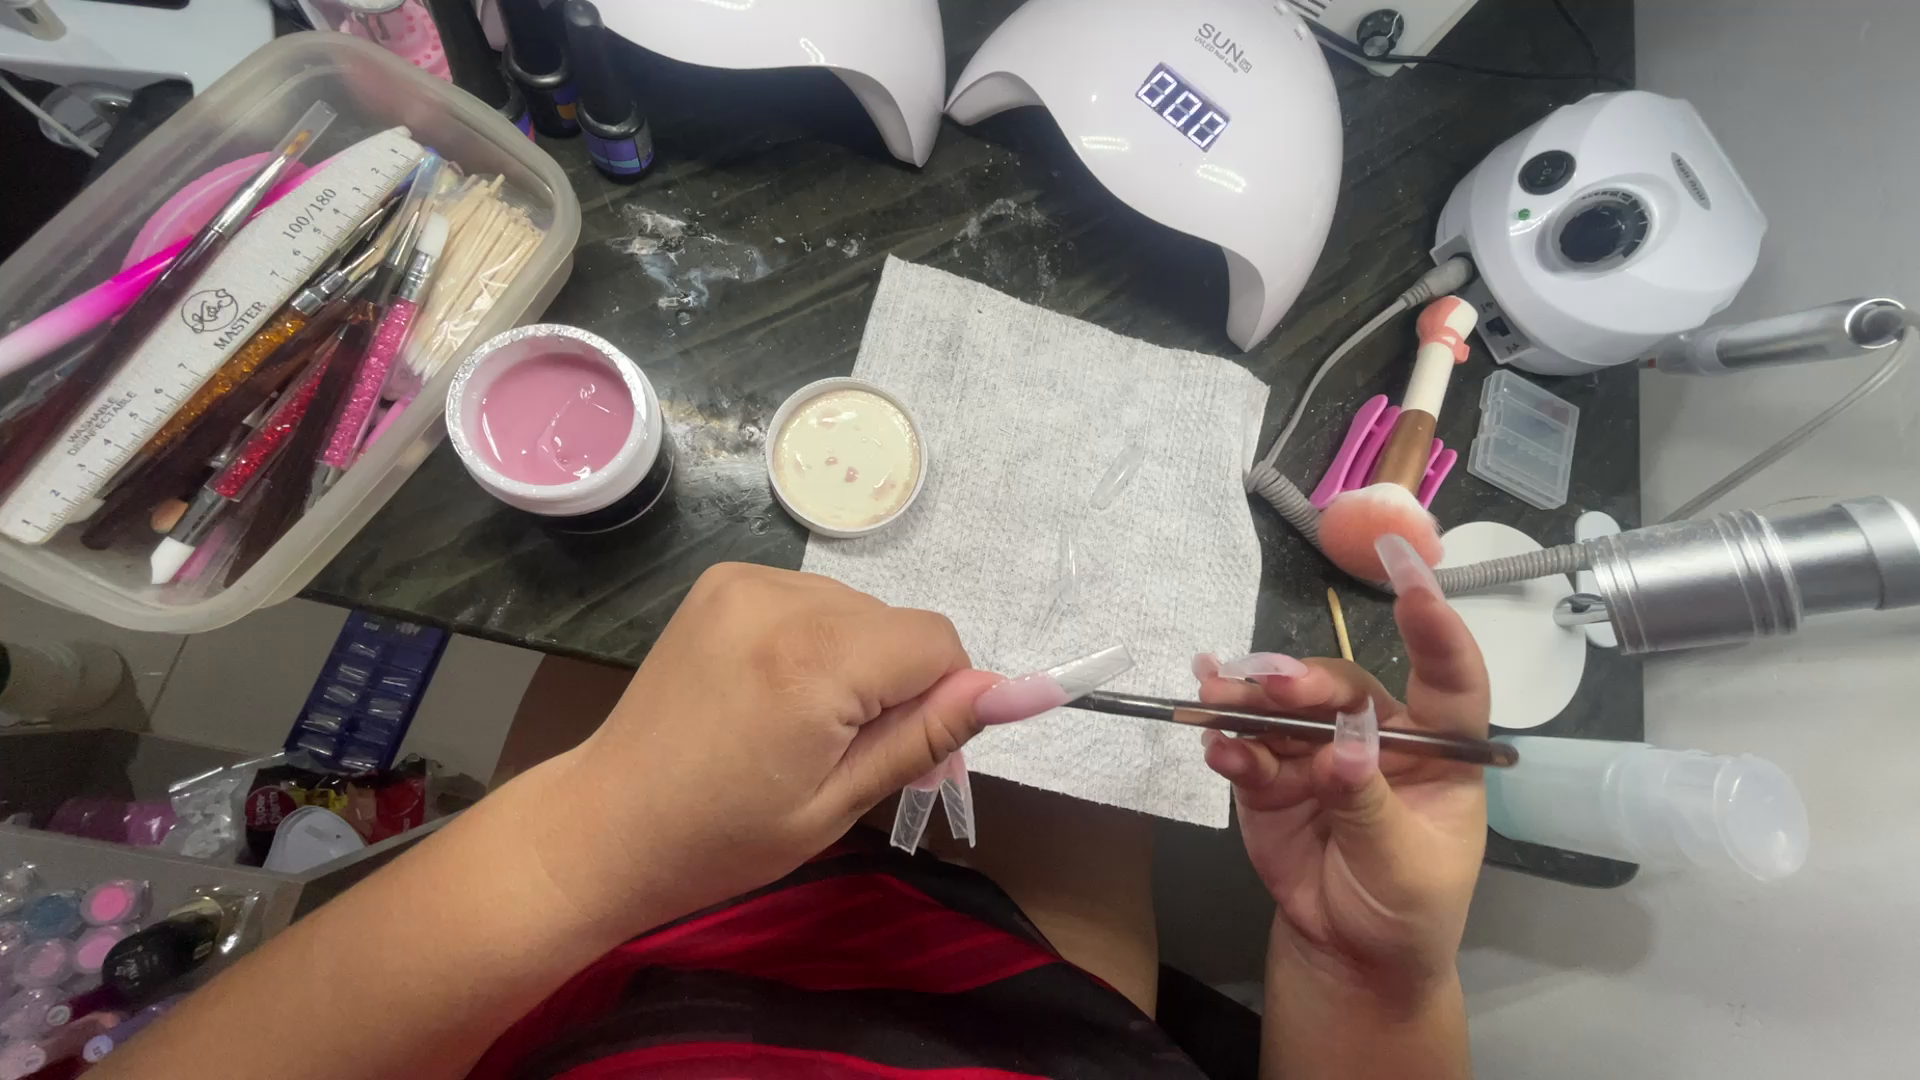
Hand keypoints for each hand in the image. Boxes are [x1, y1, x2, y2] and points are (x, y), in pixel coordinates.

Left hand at [522, 564, 1000, 937]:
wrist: (605, 824)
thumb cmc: (726, 837)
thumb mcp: (841, 802)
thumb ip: (931, 734)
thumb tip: (1021, 691)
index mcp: (813, 659)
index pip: (935, 641)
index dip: (940, 694)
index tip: (901, 745)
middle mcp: (782, 597)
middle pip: (896, 623)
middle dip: (896, 680)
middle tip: (846, 745)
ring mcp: (748, 579)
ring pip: (859, 609)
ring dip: (857, 657)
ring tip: (802, 717)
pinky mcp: (725, 578)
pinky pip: (815, 597)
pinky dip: (818, 637)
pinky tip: (775, 683)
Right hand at [1196, 536, 1489, 1003]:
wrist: (1344, 948)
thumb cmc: (1406, 907)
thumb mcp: (1405, 865)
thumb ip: (1370, 803)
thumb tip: (1345, 747)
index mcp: (1434, 750)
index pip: (1447, 680)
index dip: (1433, 627)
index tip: (1407, 574)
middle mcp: (1372, 734)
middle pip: (1337, 685)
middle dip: (1300, 679)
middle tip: (1268, 685)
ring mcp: (1313, 749)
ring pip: (1279, 706)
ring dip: (1245, 697)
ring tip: (1213, 696)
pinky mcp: (1267, 772)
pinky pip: (1244, 745)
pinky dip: (1226, 741)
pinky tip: (1212, 741)